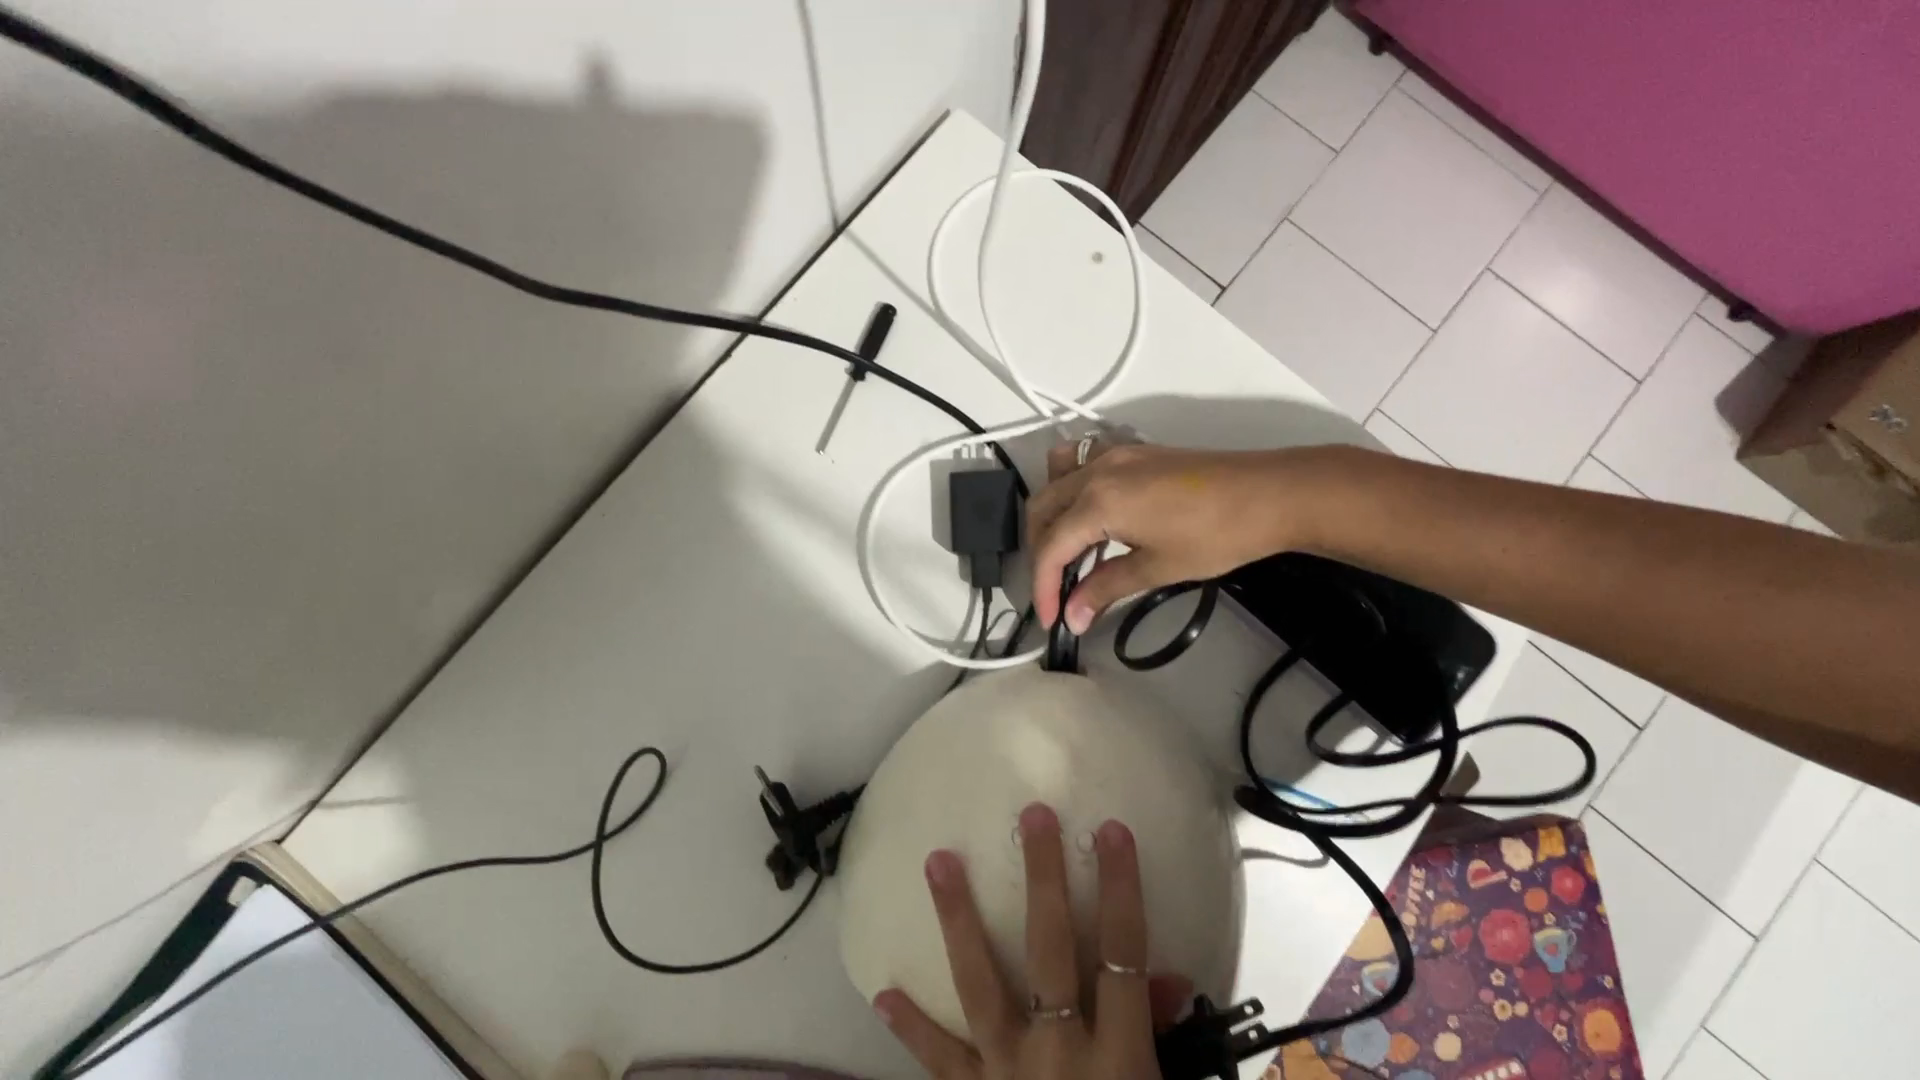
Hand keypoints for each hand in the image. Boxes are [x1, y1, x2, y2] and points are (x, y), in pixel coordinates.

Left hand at [872, 804, 1189, 1079]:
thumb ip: (1161, 1036)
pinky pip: (938, 1062)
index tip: (1111, 830)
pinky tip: (884, 992)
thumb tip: (1159, 974)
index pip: (1124, 951)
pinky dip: (912, 1028)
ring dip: (959, 919)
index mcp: (1119, 1054)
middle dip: (1043, 878)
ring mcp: (1007, 1073)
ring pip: (980, 983)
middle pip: (1051, 948)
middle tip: (1030, 818)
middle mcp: (1060, 1051)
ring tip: (940, 862)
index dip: (1120, 887)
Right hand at [1027, 440, 1328, 632]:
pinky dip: (1070, 488)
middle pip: (1043, 509)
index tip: (1051, 619)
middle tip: (1055, 589)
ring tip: (1065, 550)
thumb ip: (1105, 588)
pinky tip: (1089, 513)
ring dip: (1050, 516)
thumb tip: (1072, 617)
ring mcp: (1113, 454)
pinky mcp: (1132, 451)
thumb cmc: (1215, 536)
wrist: (1270, 494)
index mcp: (1098, 501)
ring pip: (1056, 480)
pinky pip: (1080, 462)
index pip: (1051, 548)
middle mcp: (1095, 471)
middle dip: (1040, 553)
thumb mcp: (1157, 568)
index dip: (1044, 587)